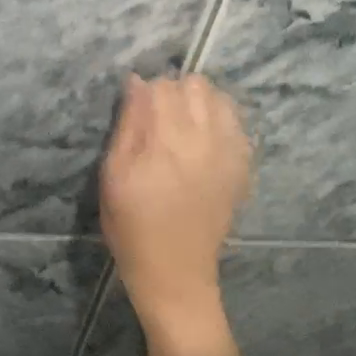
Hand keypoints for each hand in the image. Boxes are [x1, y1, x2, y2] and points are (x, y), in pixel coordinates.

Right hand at [101, 75, 253, 330]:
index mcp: (166, 141)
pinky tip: (205, 140)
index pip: (162, 86)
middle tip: (160, 119)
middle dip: (175, 92)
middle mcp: (203, 139)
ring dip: (200, 102)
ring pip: (219, 98)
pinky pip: (237, 123)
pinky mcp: (242, 166)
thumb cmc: (132, 226)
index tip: (138, 111)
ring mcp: (228, 152)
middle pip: (195, 85)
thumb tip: (136, 82)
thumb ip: (127, 125)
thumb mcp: (113, 175)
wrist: (176, 273)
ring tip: (184, 126)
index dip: (146, 93)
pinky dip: (220, 121)